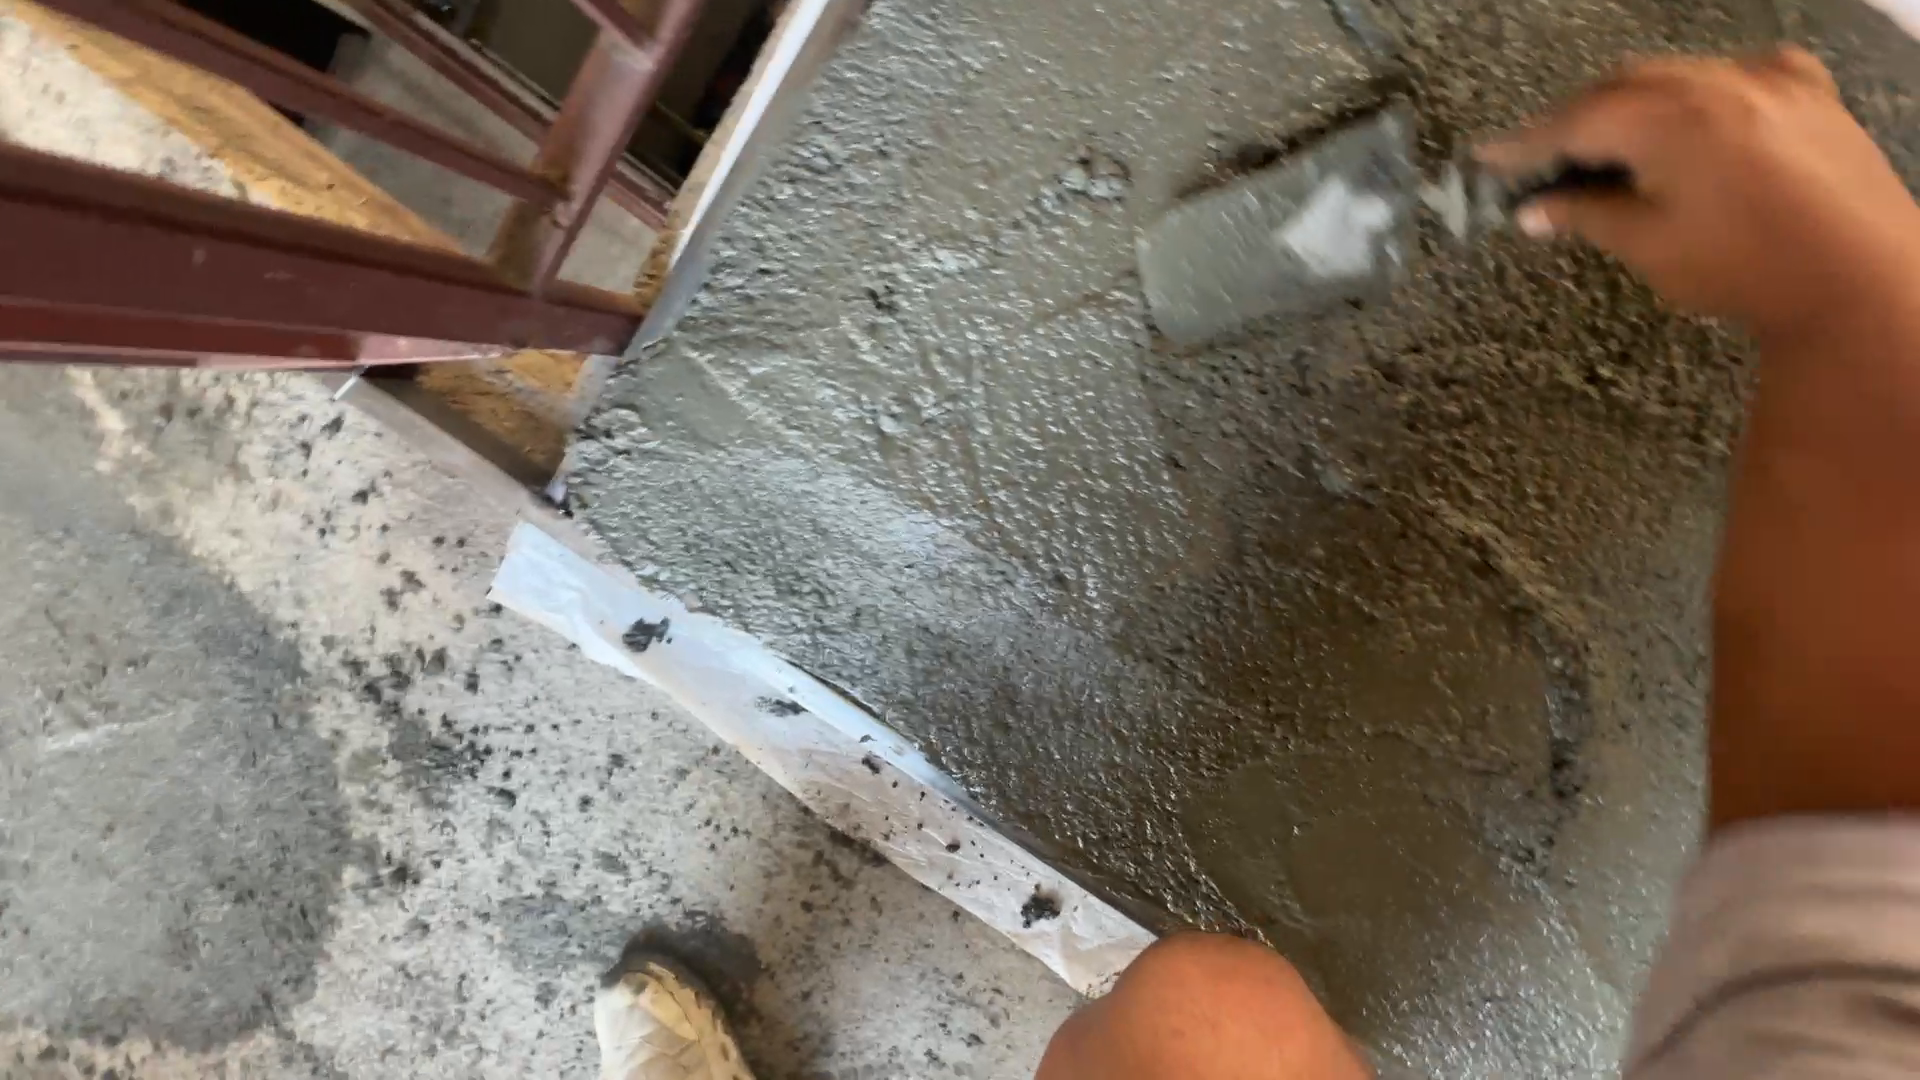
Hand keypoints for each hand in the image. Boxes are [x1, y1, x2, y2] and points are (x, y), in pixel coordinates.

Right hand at [1477, 48, 1919, 342]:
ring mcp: (1771, 82)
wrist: (1857, 274)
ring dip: (1616, 109)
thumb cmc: (1738, 264)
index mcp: (1680, 119)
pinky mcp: (1802, 94)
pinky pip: (1719, 79)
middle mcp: (1726, 84)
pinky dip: (1673, 101)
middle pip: (1623, 85)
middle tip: (1528, 159)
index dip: (1526, 141)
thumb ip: (1585, 213)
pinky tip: (1662, 130)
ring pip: (1668, 78)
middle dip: (1568, 119)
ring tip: (1583, 150)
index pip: (1580, 120)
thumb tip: (1532, 210)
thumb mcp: (1645, 242)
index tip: (1484, 158)